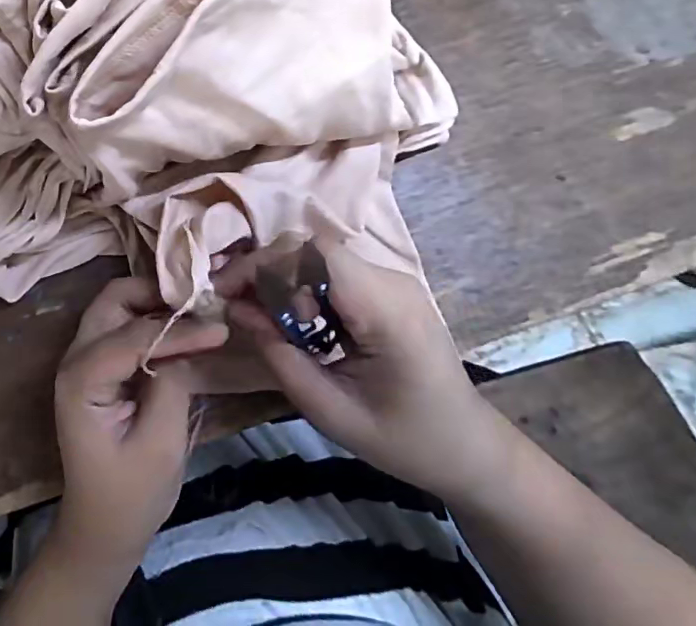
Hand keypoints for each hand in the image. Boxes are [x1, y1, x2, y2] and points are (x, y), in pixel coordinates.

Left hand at [52, 277, 228, 564]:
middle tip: (202, 308)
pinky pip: (123, 324)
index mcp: (82, 380)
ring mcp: (83, 359)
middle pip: (114, 299)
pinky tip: (183, 330)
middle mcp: (75, 358)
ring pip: (117, 305)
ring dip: (155, 302)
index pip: (134, 334)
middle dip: (158, 295)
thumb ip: (173, 384)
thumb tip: (189, 341)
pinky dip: (152, 318)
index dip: (180, 329)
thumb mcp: (160, 445)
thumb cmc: (130, 495)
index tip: (221, 329)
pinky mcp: (98, 366)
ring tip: (197, 315)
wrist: (101, 529)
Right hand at [220, 244, 499, 496]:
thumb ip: (281, 356)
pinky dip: (303, 289)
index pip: (313, 255)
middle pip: (312, 249)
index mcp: (386, 309)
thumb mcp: (333, 412)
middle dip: (265, 271)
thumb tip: (236, 308)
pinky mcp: (387, 288)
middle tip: (235, 306)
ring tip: (260, 317)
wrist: (470, 447)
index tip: (225, 292)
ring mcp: (393, 280)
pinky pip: (334, 273)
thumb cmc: (406, 440)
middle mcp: (391, 279)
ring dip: (282, 280)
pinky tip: (294, 323)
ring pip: (318, 256)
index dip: (263, 264)